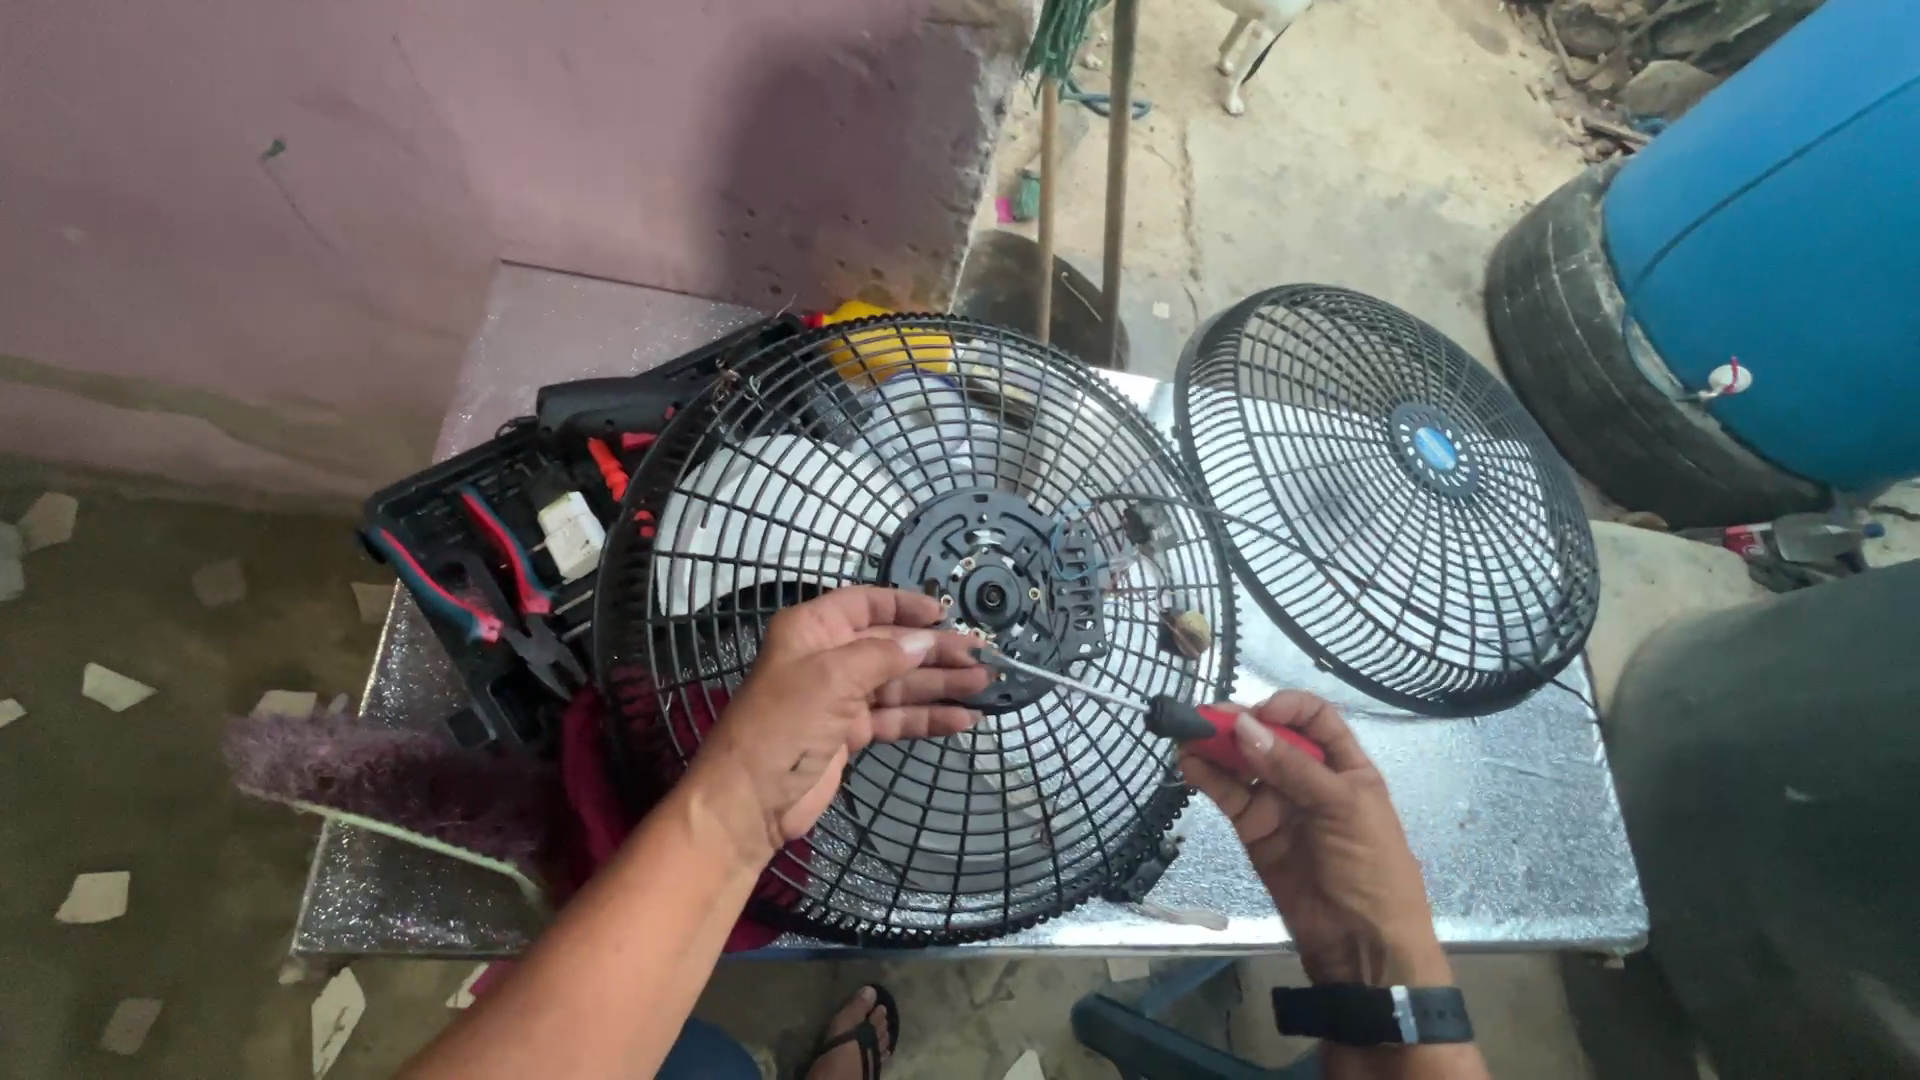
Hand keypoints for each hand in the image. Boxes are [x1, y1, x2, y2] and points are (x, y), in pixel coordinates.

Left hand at [688, 586, 990, 861]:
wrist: (748, 803)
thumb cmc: (783, 726)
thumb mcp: (831, 679)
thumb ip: (883, 655)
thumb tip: (926, 640)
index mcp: (814, 630)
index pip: (866, 603)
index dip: (906, 605)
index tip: (945, 614)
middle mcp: (829, 657)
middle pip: (892, 646)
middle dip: (936, 651)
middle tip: (981, 656)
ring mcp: (841, 697)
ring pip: (900, 683)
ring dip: (940, 684)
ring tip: (985, 685)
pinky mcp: (851, 733)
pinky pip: (896, 717)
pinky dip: (927, 717)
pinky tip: (963, 719)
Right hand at [1180, 692, 1449, 986]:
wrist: (1361, 945)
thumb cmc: (1371, 869)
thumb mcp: (1343, 809)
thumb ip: (1292, 767)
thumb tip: (1244, 727)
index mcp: (1344, 765)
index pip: (1314, 718)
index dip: (1287, 707)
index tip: (1260, 712)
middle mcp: (1308, 776)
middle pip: (1269, 735)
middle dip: (1240, 723)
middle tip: (1206, 718)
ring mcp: (1277, 801)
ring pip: (1241, 762)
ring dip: (1214, 746)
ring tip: (1188, 736)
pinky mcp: (1252, 826)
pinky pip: (1226, 792)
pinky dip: (1205, 776)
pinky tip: (1188, 764)